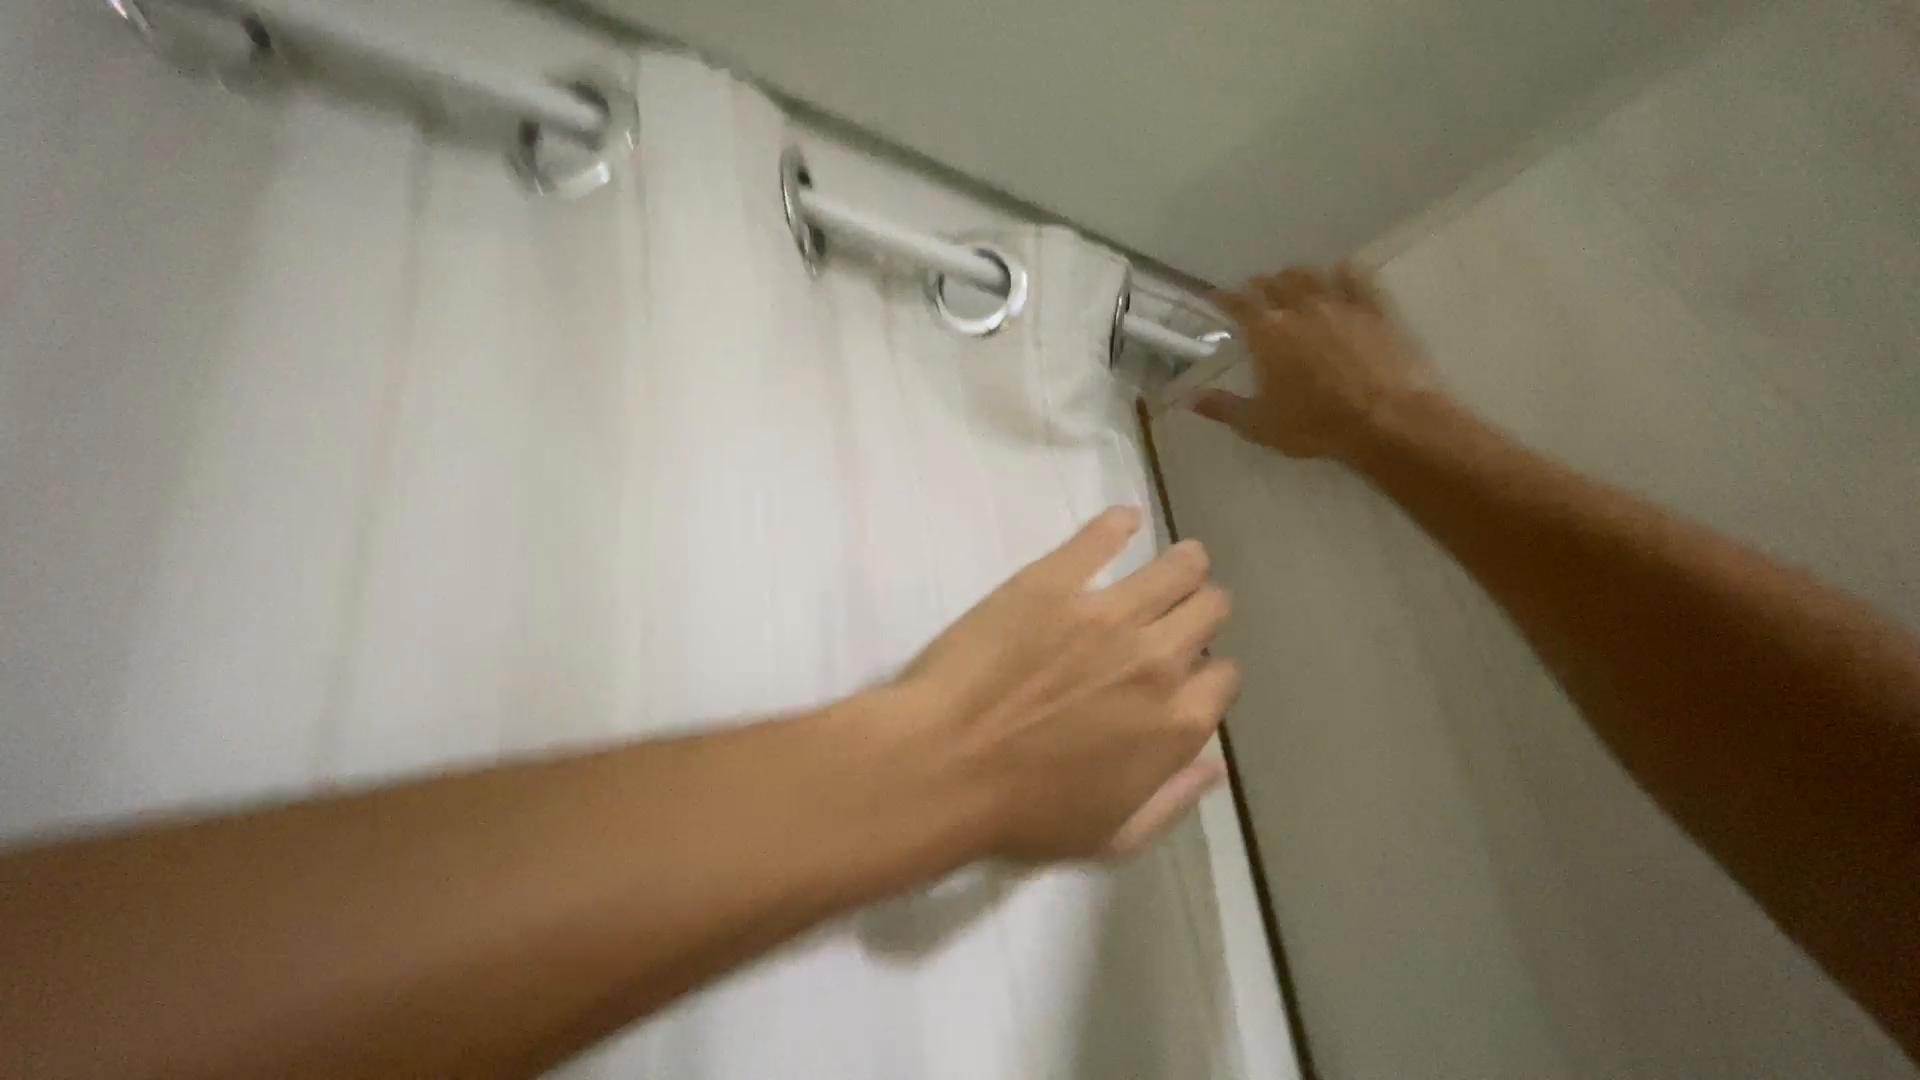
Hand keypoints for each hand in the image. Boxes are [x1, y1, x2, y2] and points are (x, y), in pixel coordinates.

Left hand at [898, 507, 1237, 860]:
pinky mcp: (1055, 579)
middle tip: (1182, 611)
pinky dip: (1119, 524)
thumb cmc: (1021, 813)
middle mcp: (1157, 659)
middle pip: (1209, 612)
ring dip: (1185, 563)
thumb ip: (1173, 800)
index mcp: (1175, 724)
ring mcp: (1107, 612)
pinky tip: (1125, 520)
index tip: (1187, 671)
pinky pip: (1102, 536)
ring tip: (1179, 559)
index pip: (1222, 678)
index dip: (1208, 672)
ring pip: (1176, 568)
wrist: (941, 765)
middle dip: (1204, 611)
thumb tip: (1215, 765)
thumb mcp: (1111, 838)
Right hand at [1189, 263, 1437, 459]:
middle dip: (1259, 284)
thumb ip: (1221, 407)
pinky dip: (1343, 273)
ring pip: (1312, 275)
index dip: (1223, 298)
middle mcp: (1300, 309)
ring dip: (1296, 275)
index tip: (1213, 295)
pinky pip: (1357, 279)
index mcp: (1267, 333)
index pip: (1238, 304)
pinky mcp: (1376, 310)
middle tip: (1252, 291)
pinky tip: (1339, 273)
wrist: (1386, 420)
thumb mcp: (1258, 424)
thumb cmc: (1314, 425)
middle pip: (1275, 283)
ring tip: (1290, 279)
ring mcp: (1341, 305)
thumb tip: (1185, 398)